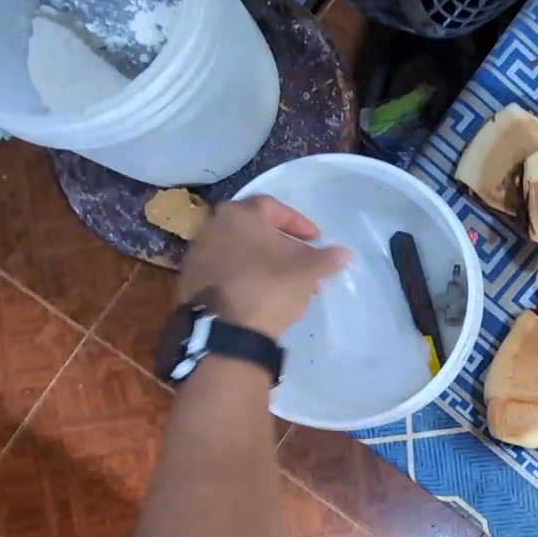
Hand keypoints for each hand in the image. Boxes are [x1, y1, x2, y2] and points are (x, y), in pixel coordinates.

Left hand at [177, 196, 351, 338]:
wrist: (224, 329)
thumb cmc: (268, 288)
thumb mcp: (305, 274)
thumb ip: (326, 260)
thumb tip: (346, 253)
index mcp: (241, 215)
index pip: (274, 207)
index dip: (299, 223)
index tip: (317, 240)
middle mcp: (215, 225)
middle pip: (256, 229)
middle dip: (284, 245)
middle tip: (305, 264)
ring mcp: (199, 251)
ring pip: (241, 249)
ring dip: (266, 260)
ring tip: (288, 282)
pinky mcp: (191, 276)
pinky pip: (227, 267)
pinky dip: (246, 273)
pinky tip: (262, 292)